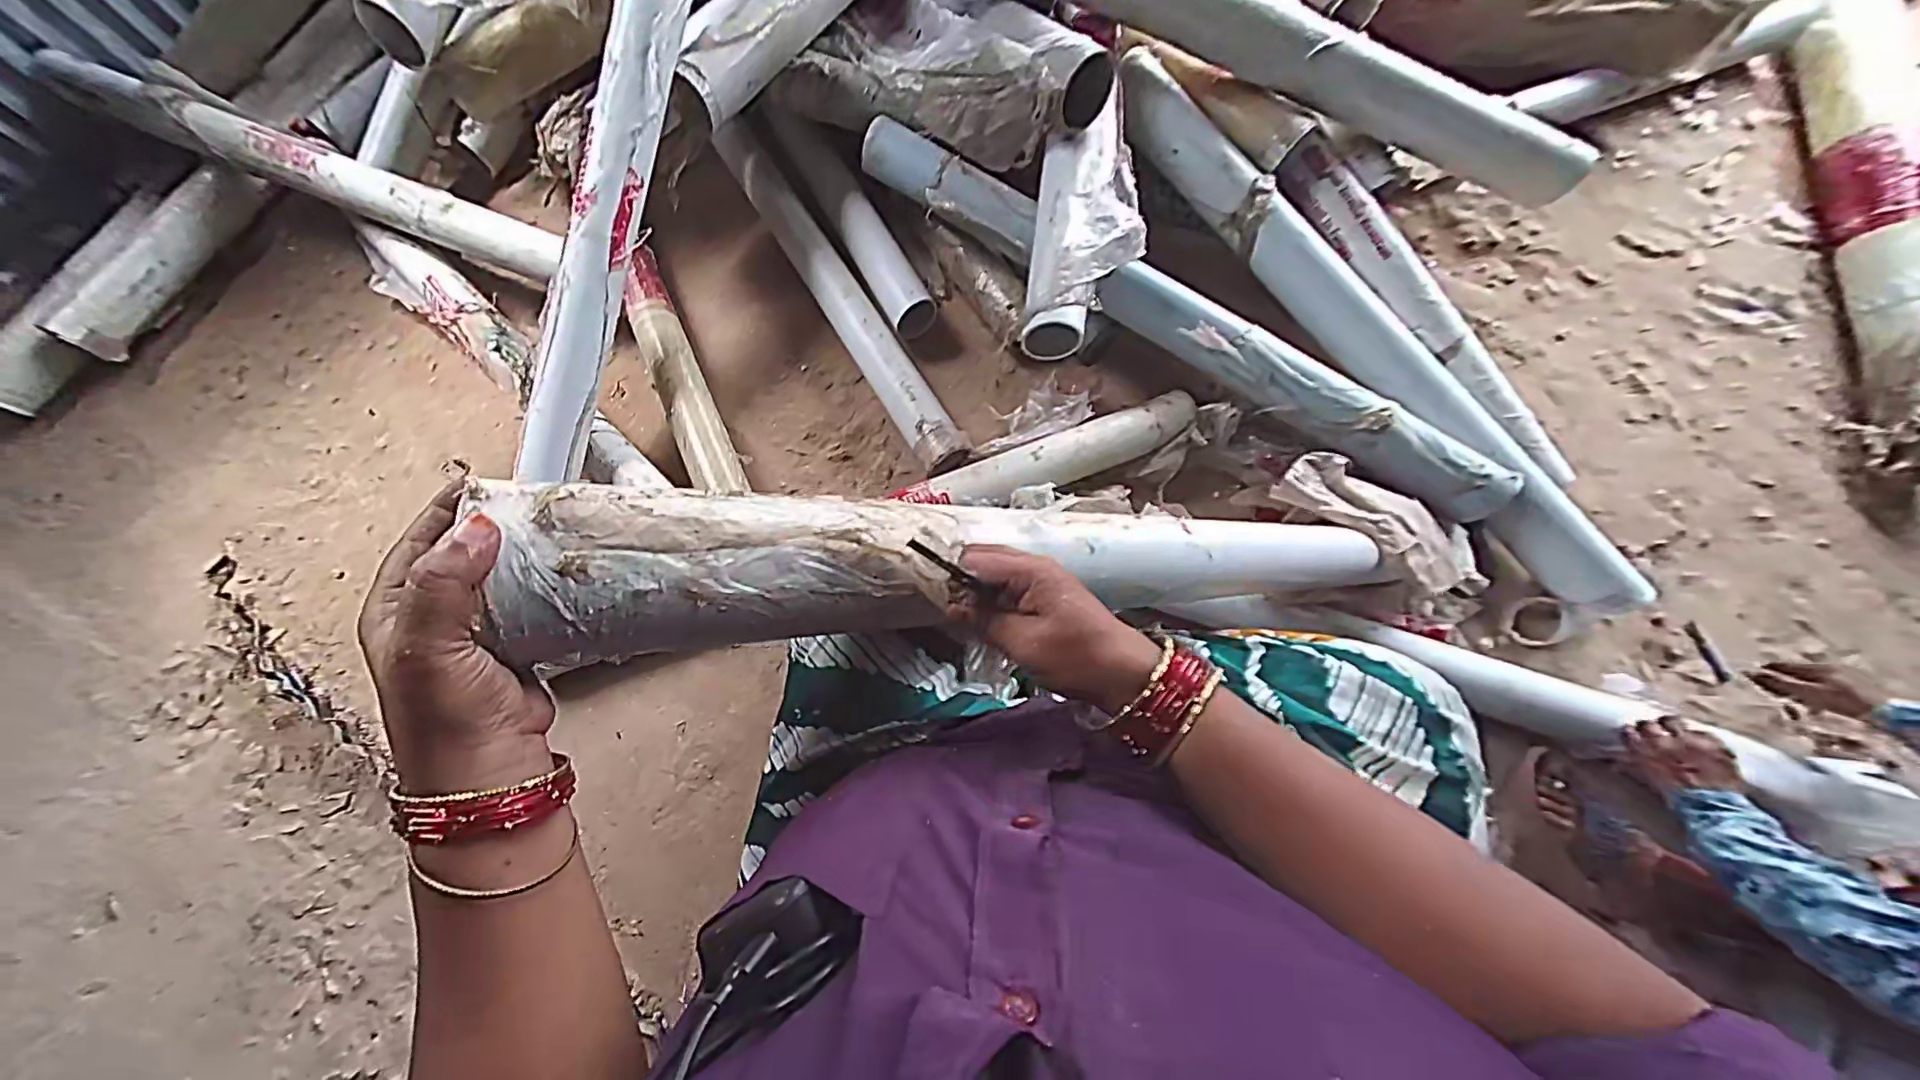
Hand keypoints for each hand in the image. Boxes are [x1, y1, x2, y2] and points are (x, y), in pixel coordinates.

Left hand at [358, 481, 555, 792]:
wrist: (492, 767)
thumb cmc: (447, 720)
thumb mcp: (430, 647)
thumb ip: (444, 585)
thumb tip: (477, 529)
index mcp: (399, 608)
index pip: (422, 541)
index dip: (451, 511)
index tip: (485, 484)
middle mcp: (438, 614)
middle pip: (467, 553)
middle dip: (496, 527)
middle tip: (530, 504)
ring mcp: (481, 629)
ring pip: (504, 575)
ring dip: (526, 554)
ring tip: (553, 530)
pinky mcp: (520, 642)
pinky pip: (535, 600)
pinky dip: (549, 583)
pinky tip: (565, 573)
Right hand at [946, 546, 1161, 712]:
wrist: (1125, 674)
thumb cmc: (1076, 657)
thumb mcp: (1023, 643)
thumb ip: (984, 620)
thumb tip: (952, 605)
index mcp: (1030, 570)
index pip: (975, 559)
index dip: (949, 573)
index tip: (926, 592)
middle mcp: (1035, 567)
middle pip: (984, 560)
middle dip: (959, 579)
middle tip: (938, 605)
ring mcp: (1042, 581)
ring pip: (995, 575)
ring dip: (974, 590)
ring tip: (954, 614)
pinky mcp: (1045, 597)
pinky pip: (1008, 589)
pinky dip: (990, 600)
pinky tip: (979, 618)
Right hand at [1621, 719, 1742, 796]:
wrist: (1714, 806)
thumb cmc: (1676, 796)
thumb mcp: (1648, 781)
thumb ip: (1631, 766)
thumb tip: (1614, 762)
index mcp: (1642, 750)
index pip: (1627, 733)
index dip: (1630, 734)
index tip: (1632, 736)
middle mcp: (1662, 741)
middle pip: (1648, 724)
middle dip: (1648, 727)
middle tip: (1652, 732)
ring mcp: (1688, 740)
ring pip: (1673, 721)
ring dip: (1671, 725)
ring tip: (1675, 731)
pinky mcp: (1712, 743)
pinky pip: (1701, 732)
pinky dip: (1699, 736)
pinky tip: (1700, 742)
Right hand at [1749, 661, 1883, 719]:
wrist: (1889, 713)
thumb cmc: (1844, 703)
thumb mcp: (1808, 694)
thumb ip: (1779, 684)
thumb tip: (1749, 673)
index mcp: (1817, 668)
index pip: (1783, 666)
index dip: (1767, 671)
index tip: (1752, 677)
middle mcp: (1831, 667)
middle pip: (1799, 672)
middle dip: (1785, 680)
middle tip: (1774, 690)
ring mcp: (1847, 675)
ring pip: (1814, 679)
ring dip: (1802, 687)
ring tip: (1796, 698)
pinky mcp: (1858, 685)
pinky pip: (1828, 684)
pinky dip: (1818, 691)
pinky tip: (1820, 701)